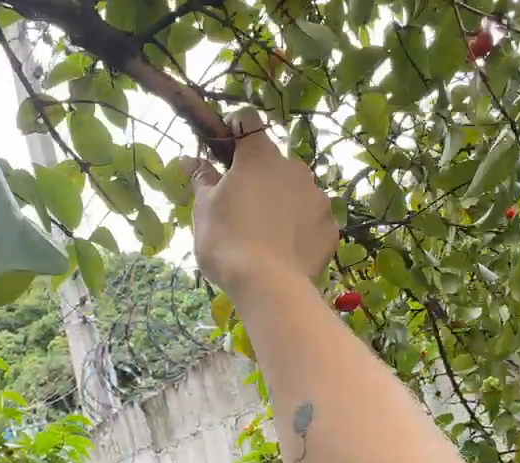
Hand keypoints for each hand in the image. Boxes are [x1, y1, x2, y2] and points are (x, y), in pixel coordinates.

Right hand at [179, 111, 336, 302]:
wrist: (268, 286)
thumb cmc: (227, 242)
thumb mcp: (204, 210)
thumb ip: (201, 180)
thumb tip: (189, 160)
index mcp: (260, 157)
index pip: (248, 120)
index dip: (234, 130)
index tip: (225, 151)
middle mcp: (294, 168)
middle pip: (274, 163)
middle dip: (260, 179)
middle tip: (243, 209)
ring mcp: (317, 197)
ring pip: (296, 192)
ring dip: (283, 204)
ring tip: (268, 236)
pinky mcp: (330, 227)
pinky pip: (312, 221)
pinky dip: (300, 230)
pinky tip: (286, 251)